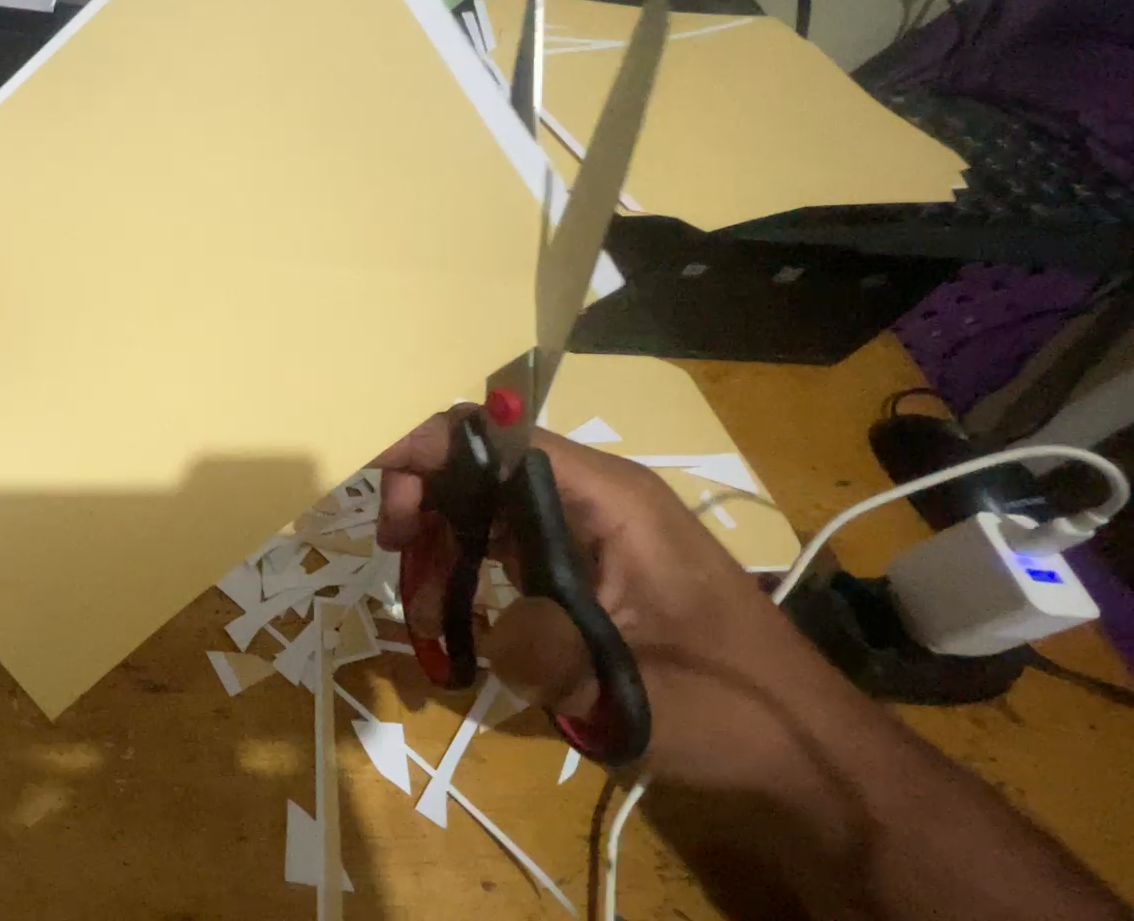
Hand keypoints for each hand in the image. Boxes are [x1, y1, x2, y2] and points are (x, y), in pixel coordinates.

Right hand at [377, 417, 852, 785]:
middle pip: (485, 464)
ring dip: (445, 541)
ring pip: (490, 504)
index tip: (383, 495)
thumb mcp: (627, 686)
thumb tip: (480, 629)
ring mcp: (590, 527)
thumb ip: (543, 650)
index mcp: (608, 497)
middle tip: (395, 551)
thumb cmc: (730, 706)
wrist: (804, 749)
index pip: (500, 439)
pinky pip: (510, 541)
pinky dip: (471, 565)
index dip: (431, 449)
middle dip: (427, 498)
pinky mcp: (586, 560)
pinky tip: (459, 611)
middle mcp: (595, 495)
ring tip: (426, 605)